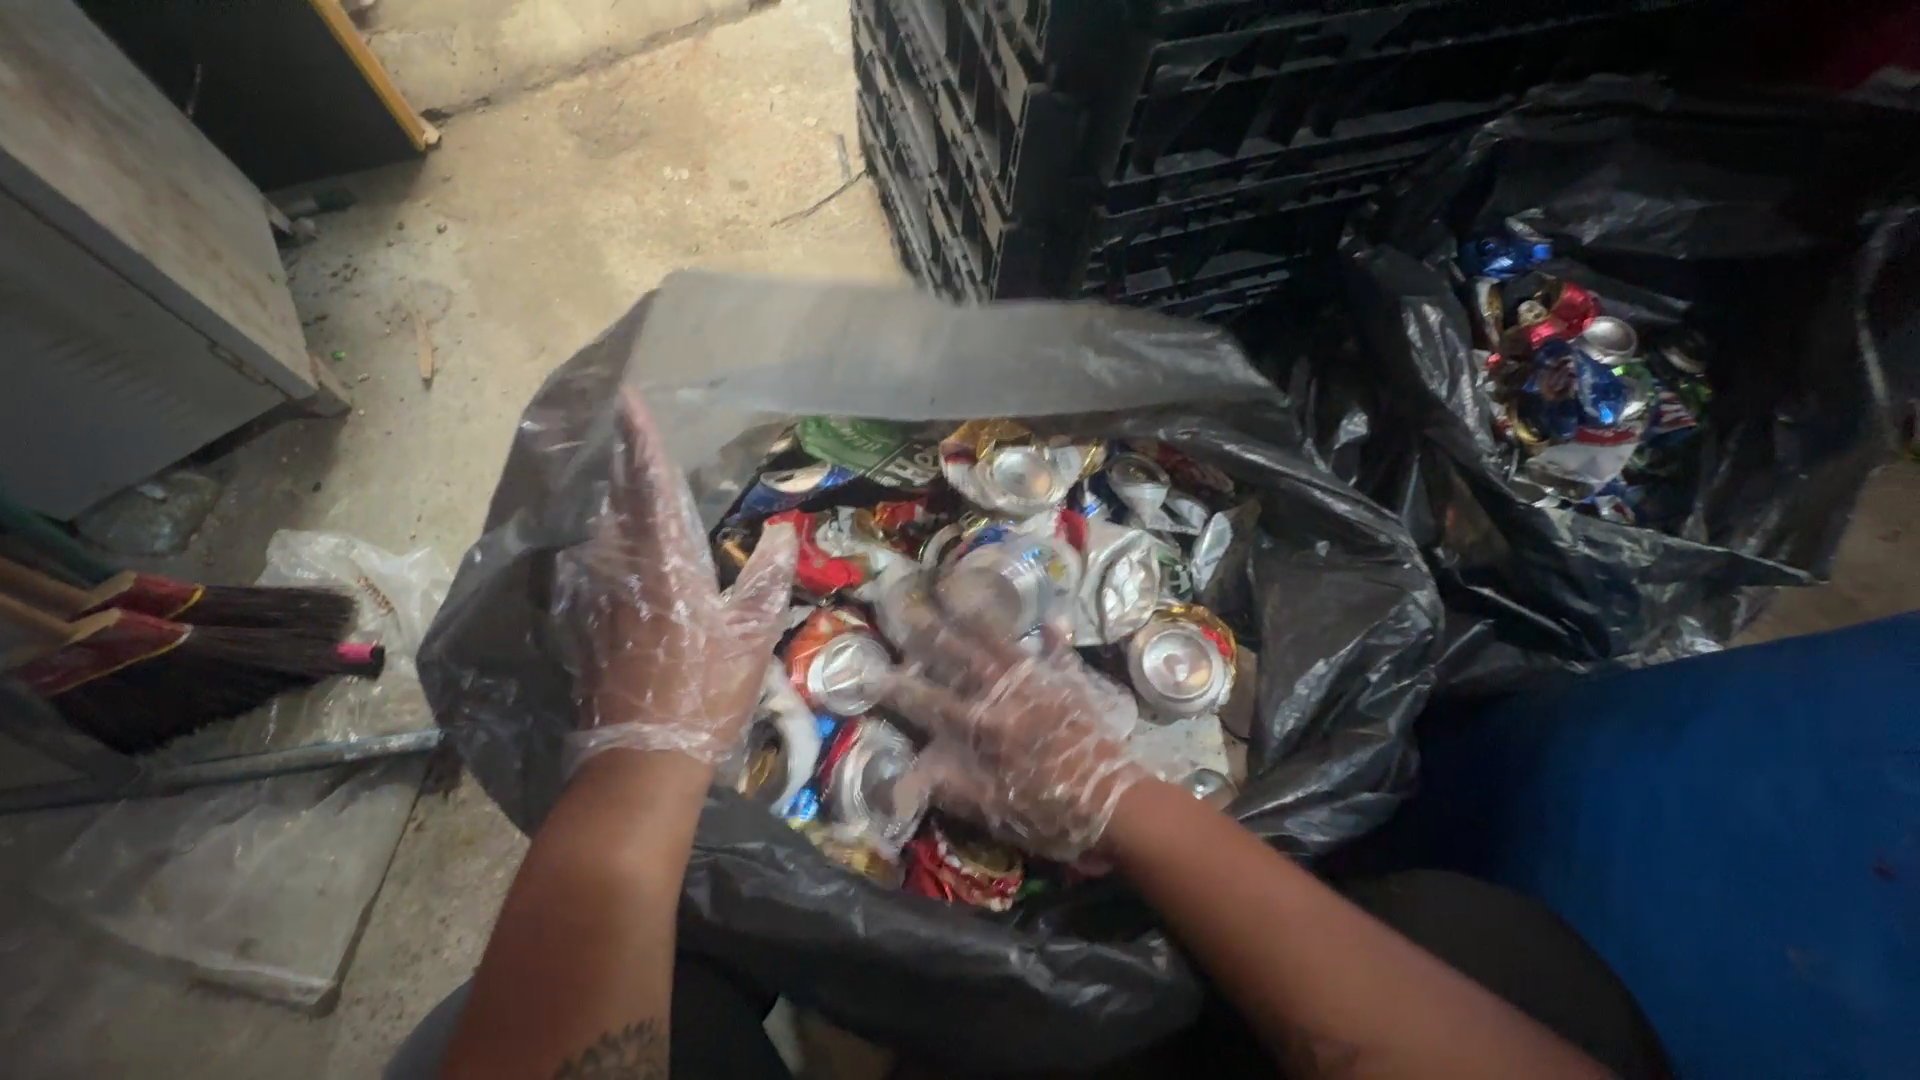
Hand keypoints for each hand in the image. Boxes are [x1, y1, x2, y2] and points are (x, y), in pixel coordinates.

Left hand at [559, 387, 796, 770]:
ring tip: (620, 473)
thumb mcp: (753, 637)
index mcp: (667, 566)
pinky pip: (587, 562)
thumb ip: (767, 579)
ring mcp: (592, 595)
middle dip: (621, 459)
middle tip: (623, 426)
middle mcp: (620, 568)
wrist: (642, 755)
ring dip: (609, 497)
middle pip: (617, 499)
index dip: (643, 442)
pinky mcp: (580, 621)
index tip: (630, 400)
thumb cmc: (706, 693)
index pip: (653, 488)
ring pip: (597, 529)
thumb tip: (778, 535)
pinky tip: (607, 537)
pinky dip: (598, 538)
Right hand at [882, 581, 1146, 860]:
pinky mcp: (1070, 685)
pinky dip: (1054, 636)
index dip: (899, 689)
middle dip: (930, 632)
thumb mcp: (993, 811)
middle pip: (961, 658)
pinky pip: (1059, 653)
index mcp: (984, 728)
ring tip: (957, 588)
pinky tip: (1051, 616)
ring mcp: (1040, 684)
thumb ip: (948, 788)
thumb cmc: (1051, 813)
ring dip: (977, 616)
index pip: (930, 703)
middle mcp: (1007, 696)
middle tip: (907, 605)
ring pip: (1001, 643)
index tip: (873, 671)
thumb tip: (904, 777)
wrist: (1116, 805)